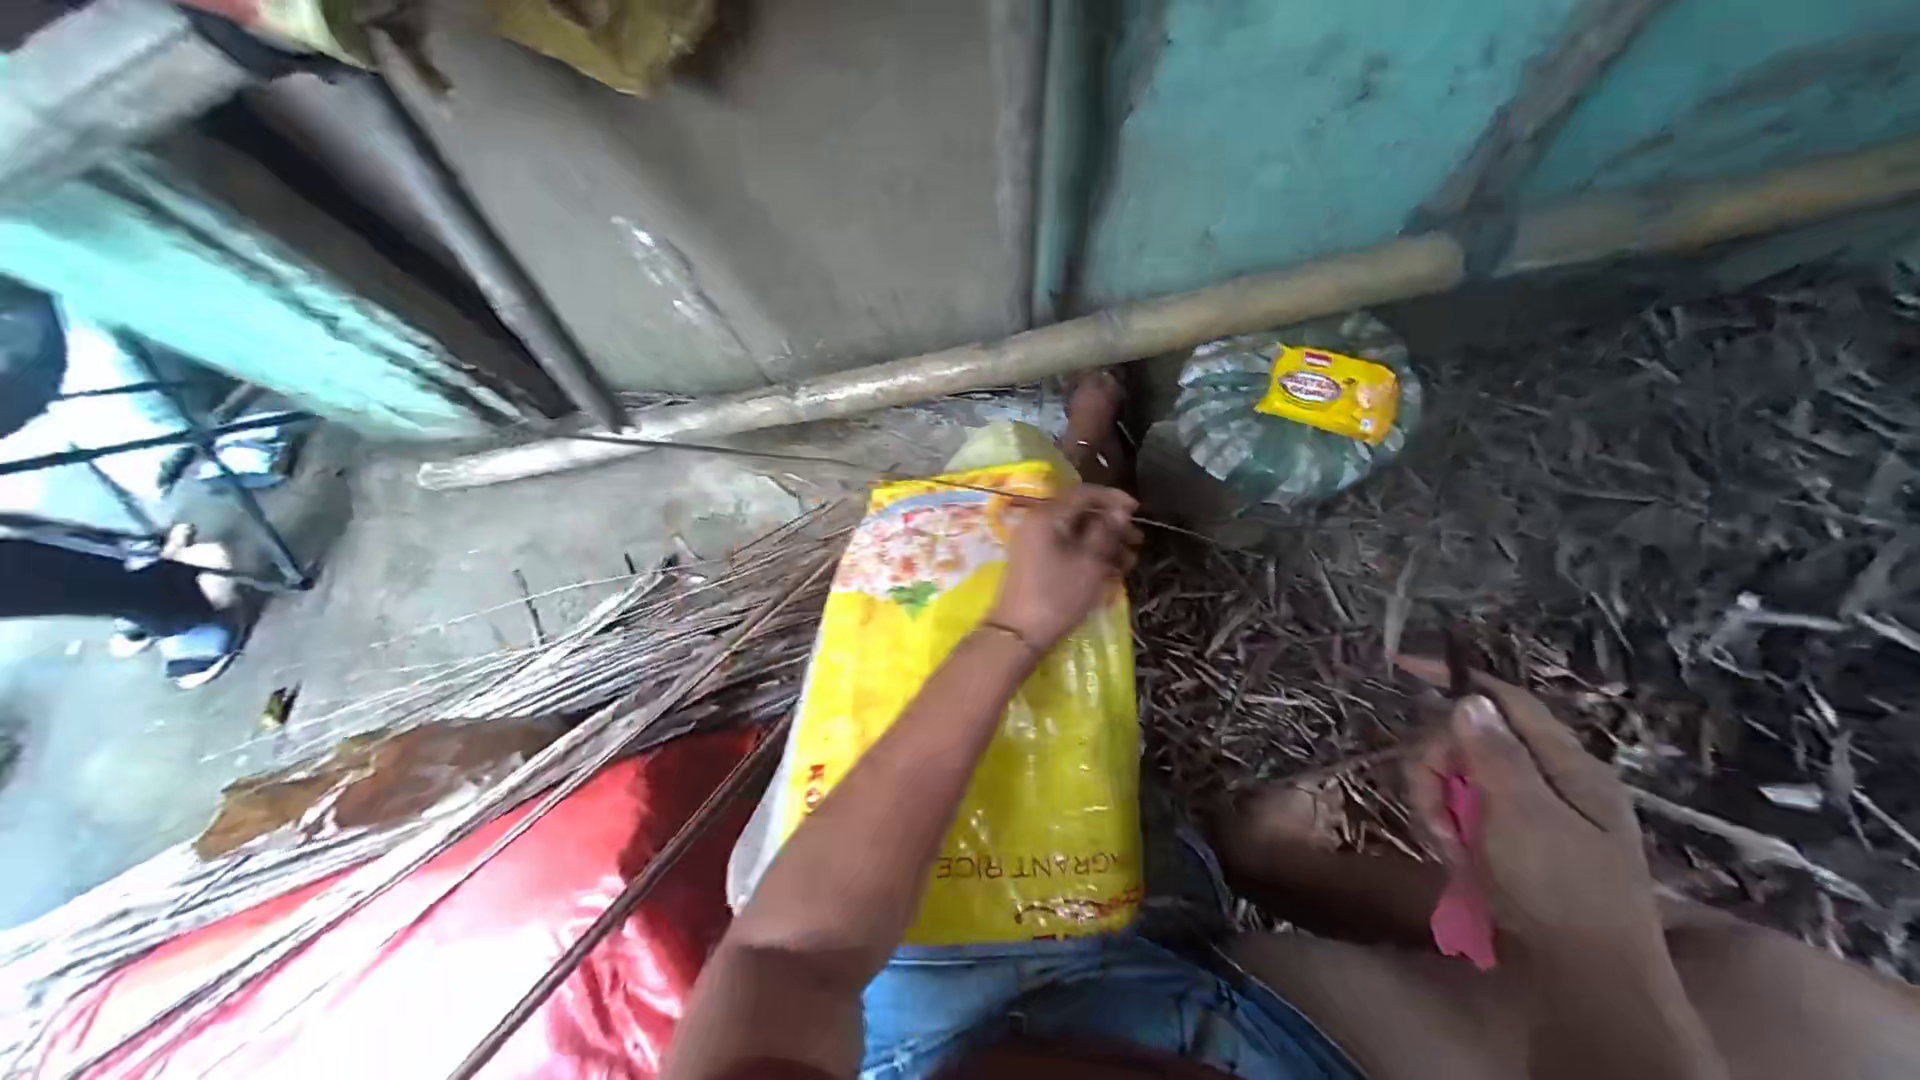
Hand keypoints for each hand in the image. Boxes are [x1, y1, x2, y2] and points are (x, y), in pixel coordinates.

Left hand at [985, 485, 1139, 651]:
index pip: (1083, 493)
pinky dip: (1089, 556)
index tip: (1137, 510)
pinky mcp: (1036, 563)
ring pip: (1075, 534)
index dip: (1113, 498)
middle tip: (1137, 541)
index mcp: (1046, 516)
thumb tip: (1119, 510)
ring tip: (1129, 562)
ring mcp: (1034, 544)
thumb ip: (1106, 532)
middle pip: (1080, 514)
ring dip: (1104, 544)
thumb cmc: (1057, 596)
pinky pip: (1066, 550)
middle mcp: (1037, 524)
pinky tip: (1112, 572)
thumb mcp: (1089, 562)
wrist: (1018, 635)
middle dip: (1112, 526)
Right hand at [1398, 657, 1665, 968]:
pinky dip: (1445, 823)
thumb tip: (1469, 699)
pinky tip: (1453, 851)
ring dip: (1436, 801)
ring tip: (1446, 840)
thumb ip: (1496, 756)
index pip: (1506, 700)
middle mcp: (1548, 777)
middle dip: (1438, 766)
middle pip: (1468, 738)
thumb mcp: (1525, 819)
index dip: (1458, 678)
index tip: (1404, 665)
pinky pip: (1459, 805)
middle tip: (1435, 804)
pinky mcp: (1508, 832)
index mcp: (1568, 766)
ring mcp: (1527, 806)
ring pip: (1455, 773)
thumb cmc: (1562, 891)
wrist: (1585, 978)